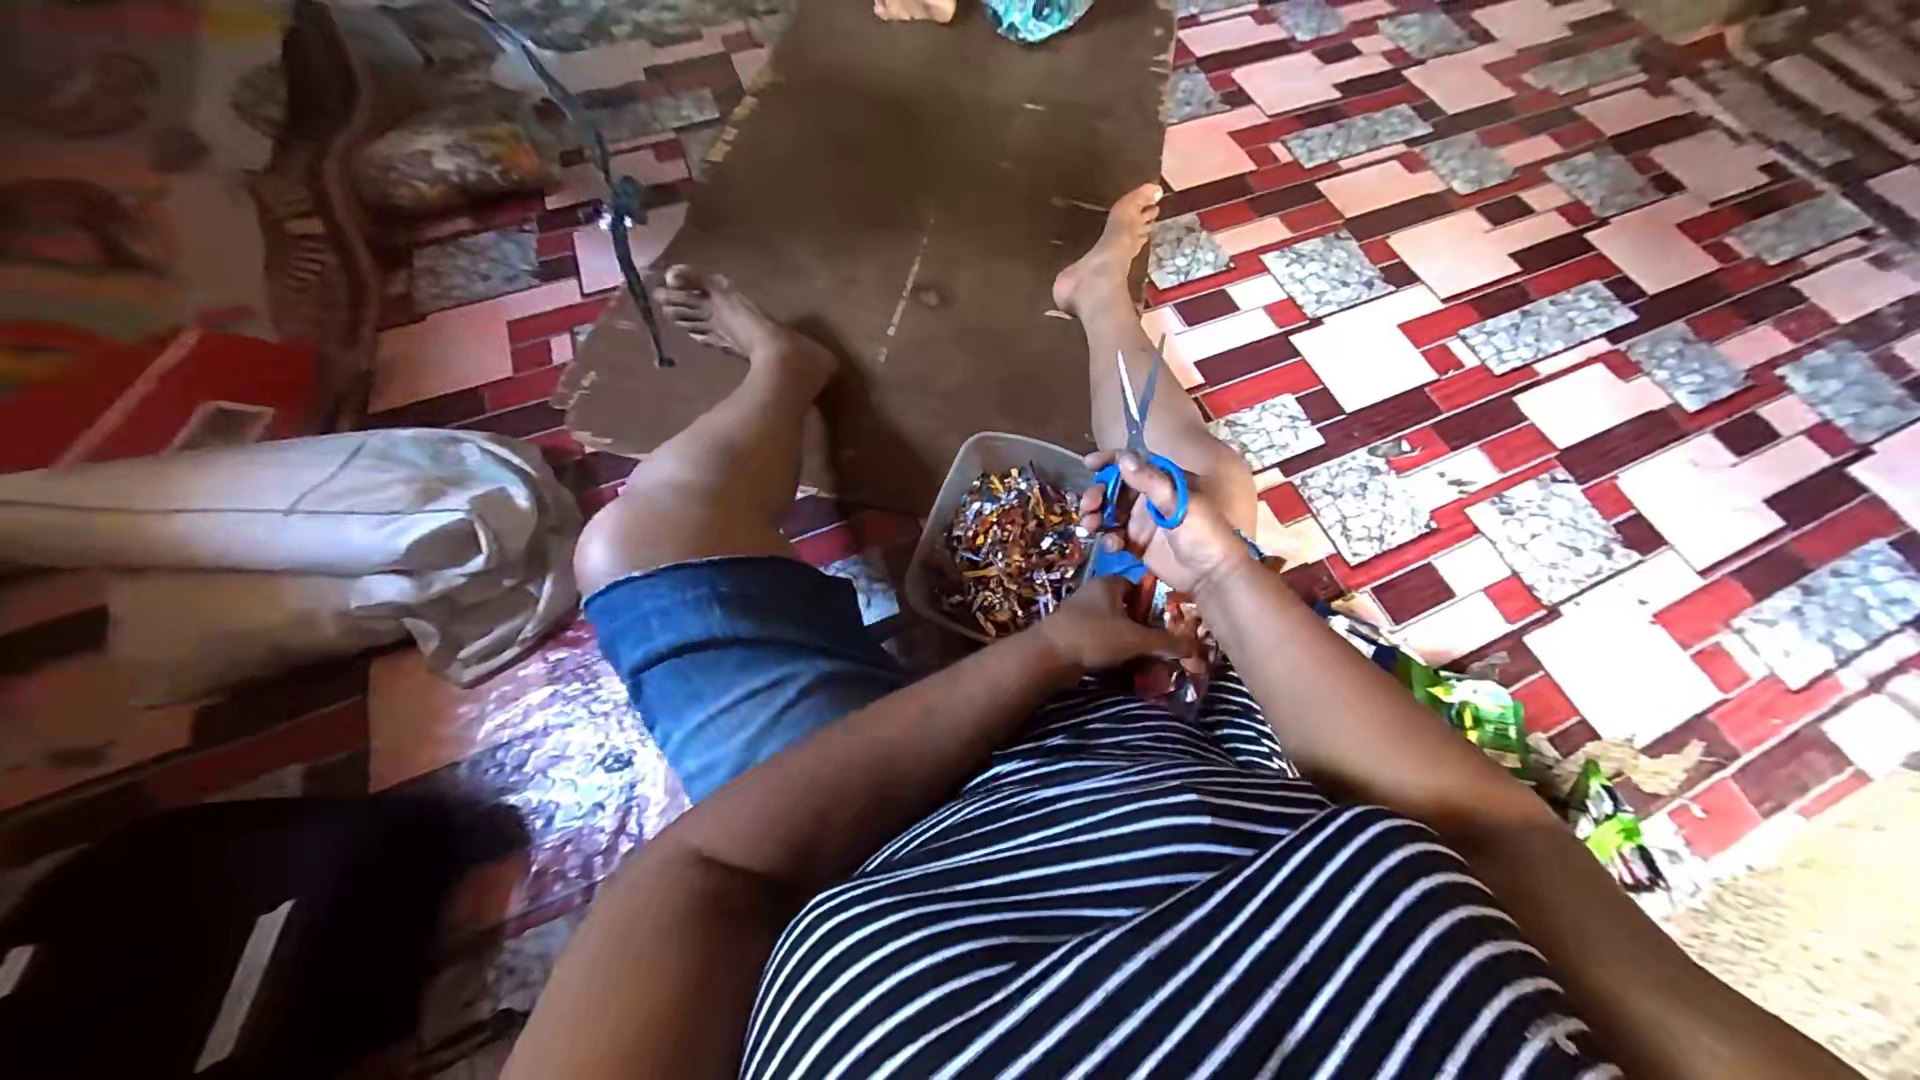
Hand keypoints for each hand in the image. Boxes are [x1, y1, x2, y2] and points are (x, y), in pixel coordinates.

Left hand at [1032, 576, 1186, 673]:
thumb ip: (1166, 642)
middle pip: (1126, 608)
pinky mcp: (1070, 632)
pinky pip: (1098, 638)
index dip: (1154, 604)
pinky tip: (1120, 666)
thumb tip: (1193, 647)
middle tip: (1158, 646)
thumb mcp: (1136, 639)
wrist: (1048, 655)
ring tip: (1143, 659)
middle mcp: (1093, 593)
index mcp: (1108, 583)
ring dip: (1126, 641)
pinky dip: (1110, 650)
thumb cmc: (1094, 636)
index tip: (1166, 624)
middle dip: (1142, 627)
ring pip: (1112, 625)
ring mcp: (1079, 613)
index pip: (1138, 586)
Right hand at [1079, 450, 1252, 593]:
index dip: (1109, 461)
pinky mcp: (1137, 544)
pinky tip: (1113, 545)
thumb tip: (1123, 458)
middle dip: (1097, 494)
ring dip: (1097, 516)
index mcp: (1162, 483)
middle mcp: (1149, 500)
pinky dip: (1109, 539)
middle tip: (1088, 505)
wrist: (1212, 575)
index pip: (1131, 465)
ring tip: (1090, 525)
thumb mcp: (1179, 503)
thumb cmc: (1203, 533)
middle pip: (1113, 490)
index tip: (1089, 464)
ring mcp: (1142, 523)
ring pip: (1110, 513)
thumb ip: (1151, 482)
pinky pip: (1115, 537)